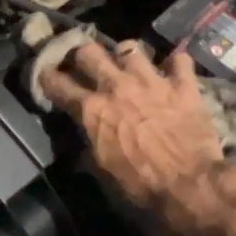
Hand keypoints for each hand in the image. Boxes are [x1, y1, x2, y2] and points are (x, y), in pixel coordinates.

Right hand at [39, 39, 235, 235]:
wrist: (190, 187)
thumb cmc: (138, 187)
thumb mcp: (100, 171)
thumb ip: (88, 145)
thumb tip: (83, 140)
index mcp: (91, 109)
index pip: (57, 83)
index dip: (47, 78)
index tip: (45, 76)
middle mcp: (117, 86)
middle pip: (89, 52)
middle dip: (82, 56)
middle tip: (84, 64)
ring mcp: (152, 82)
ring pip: (130, 48)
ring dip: (125, 56)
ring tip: (127, 65)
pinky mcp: (184, 87)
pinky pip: (179, 60)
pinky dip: (174, 64)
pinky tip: (172, 70)